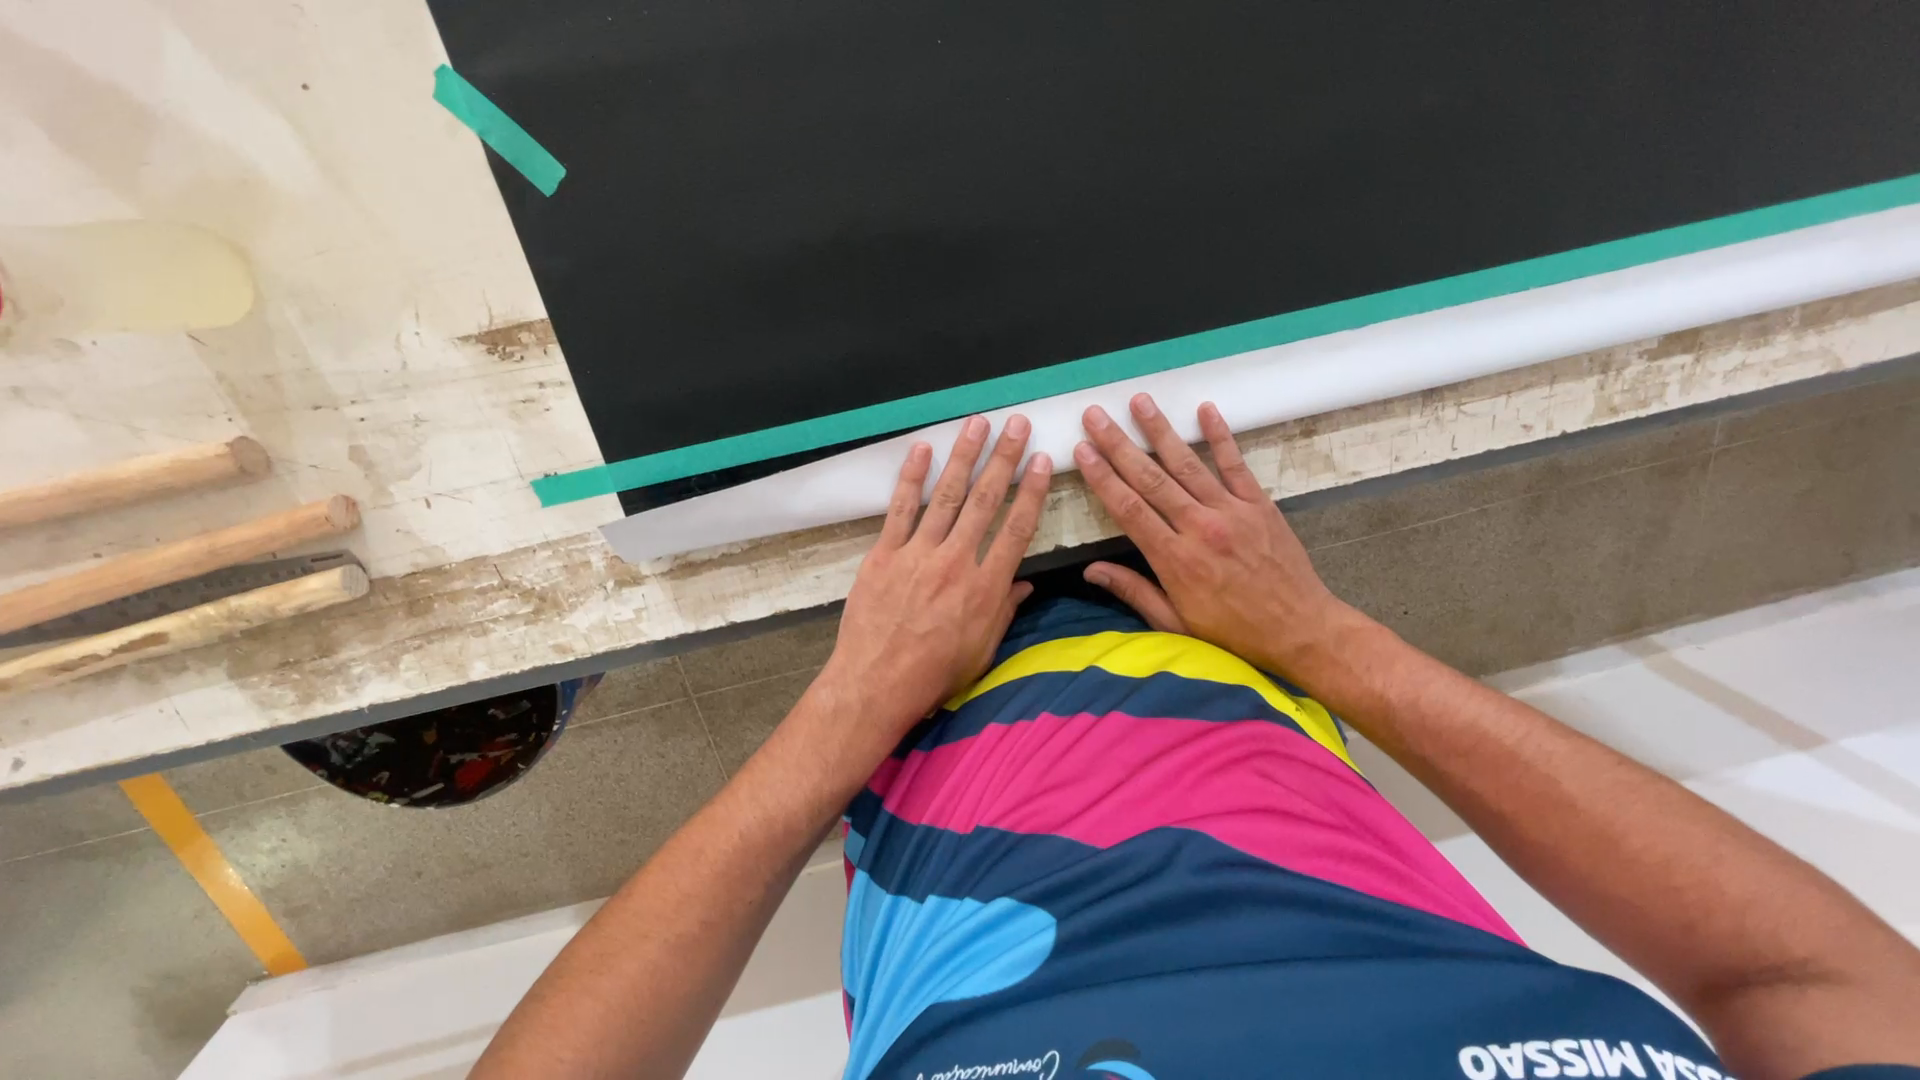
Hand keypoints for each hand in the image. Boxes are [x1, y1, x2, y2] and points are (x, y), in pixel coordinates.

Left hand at [820, 414, 1052, 745]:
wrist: (877, 683)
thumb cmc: (934, 674)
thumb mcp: (983, 650)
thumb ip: (1005, 611)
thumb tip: (1025, 585)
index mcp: (986, 587)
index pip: (1017, 528)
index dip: (1032, 491)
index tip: (1041, 461)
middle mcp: (956, 562)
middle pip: (985, 501)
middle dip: (1003, 459)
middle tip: (1016, 425)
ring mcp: (918, 555)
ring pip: (946, 496)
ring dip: (964, 457)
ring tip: (977, 424)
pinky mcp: (884, 555)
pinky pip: (900, 509)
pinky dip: (911, 478)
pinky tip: (923, 450)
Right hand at [1073, 394, 1369, 681]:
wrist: (1300, 630)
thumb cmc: (1233, 632)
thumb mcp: (1175, 623)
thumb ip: (1133, 591)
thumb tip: (1090, 571)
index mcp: (1175, 559)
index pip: (1129, 509)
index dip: (1103, 477)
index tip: (1082, 451)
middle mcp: (1200, 528)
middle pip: (1151, 478)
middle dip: (1119, 444)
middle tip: (1095, 415)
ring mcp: (1232, 512)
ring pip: (1187, 464)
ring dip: (1160, 430)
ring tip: (1139, 401)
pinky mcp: (1259, 505)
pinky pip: (1235, 464)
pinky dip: (1220, 436)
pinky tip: (1205, 409)